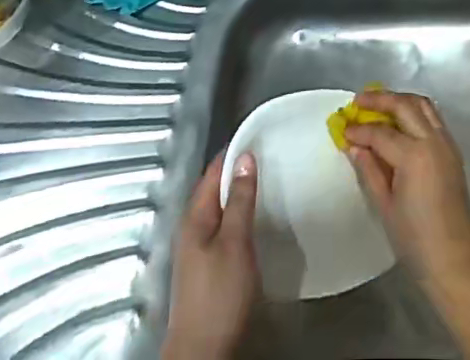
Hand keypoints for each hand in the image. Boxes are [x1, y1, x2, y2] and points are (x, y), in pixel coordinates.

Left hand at [162, 154, 258, 359]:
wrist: (204, 349)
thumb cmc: (220, 292)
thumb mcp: (235, 241)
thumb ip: (239, 200)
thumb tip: (244, 157)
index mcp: (194, 217)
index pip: (213, 170)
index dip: (235, 149)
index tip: (264, 132)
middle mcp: (193, 226)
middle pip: (216, 186)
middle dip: (241, 167)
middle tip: (276, 151)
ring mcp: (200, 245)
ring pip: (223, 204)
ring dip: (243, 189)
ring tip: (274, 175)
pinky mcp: (211, 260)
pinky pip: (227, 221)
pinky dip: (244, 210)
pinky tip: (263, 211)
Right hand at [343, 90, 469, 279]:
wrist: (453, 253)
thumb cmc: (414, 237)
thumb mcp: (384, 205)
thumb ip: (370, 170)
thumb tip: (355, 145)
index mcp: (415, 155)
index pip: (382, 132)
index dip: (359, 129)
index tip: (342, 128)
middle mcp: (433, 140)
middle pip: (406, 106)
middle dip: (381, 100)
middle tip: (358, 100)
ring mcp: (447, 141)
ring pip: (424, 105)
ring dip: (401, 100)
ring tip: (378, 103)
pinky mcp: (453, 148)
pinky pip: (433, 117)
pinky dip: (415, 110)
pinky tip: (400, 120)